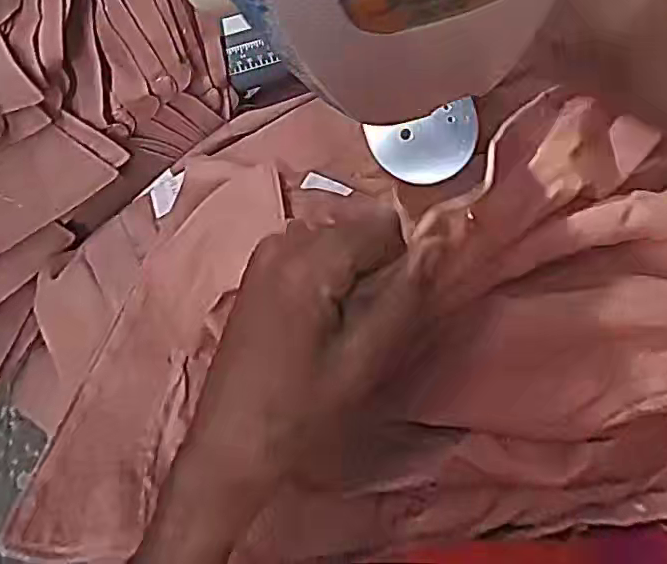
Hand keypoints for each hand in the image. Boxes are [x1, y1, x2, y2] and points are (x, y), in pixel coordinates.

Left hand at [135, 190, 426, 562]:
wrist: (230, 443)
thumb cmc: (299, 410)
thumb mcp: (362, 359)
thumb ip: (404, 296)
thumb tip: (436, 246)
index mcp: (309, 259)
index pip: (383, 224)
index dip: (402, 256)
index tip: (398, 297)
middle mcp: (285, 239)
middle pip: (358, 225)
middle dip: (376, 261)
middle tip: (369, 316)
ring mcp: (268, 249)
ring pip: (338, 233)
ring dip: (354, 265)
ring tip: (345, 319)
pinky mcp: (260, 263)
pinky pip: (314, 245)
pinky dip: (329, 268)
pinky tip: (322, 313)